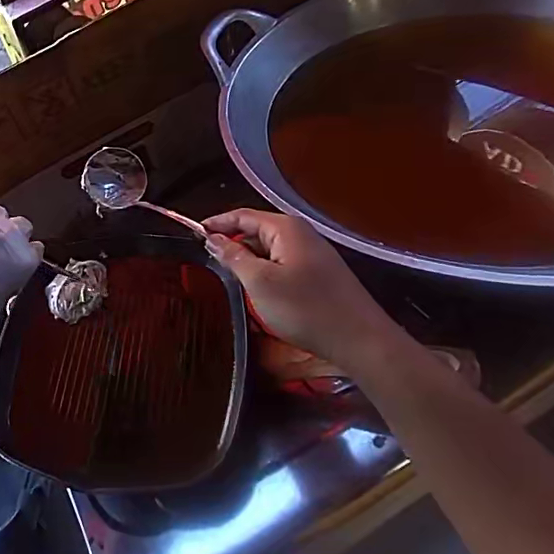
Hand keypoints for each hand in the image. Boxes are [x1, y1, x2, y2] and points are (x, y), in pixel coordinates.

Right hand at [202, 209, 400, 367]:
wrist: (358, 338)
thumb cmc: (307, 308)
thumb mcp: (260, 283)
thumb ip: (234, 257)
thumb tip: (214, 239)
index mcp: (286, 228)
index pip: (243, 215)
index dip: (217, 223)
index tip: (194, 232)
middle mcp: (300, 233)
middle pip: (257, 230)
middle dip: (232, 241)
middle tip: (208, 258)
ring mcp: (312, 253)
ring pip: (270, 249)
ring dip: (249, 258)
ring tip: (228, 275)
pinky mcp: (318, 273)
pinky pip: (283, 262)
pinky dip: (265, 270)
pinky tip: (257, 289)